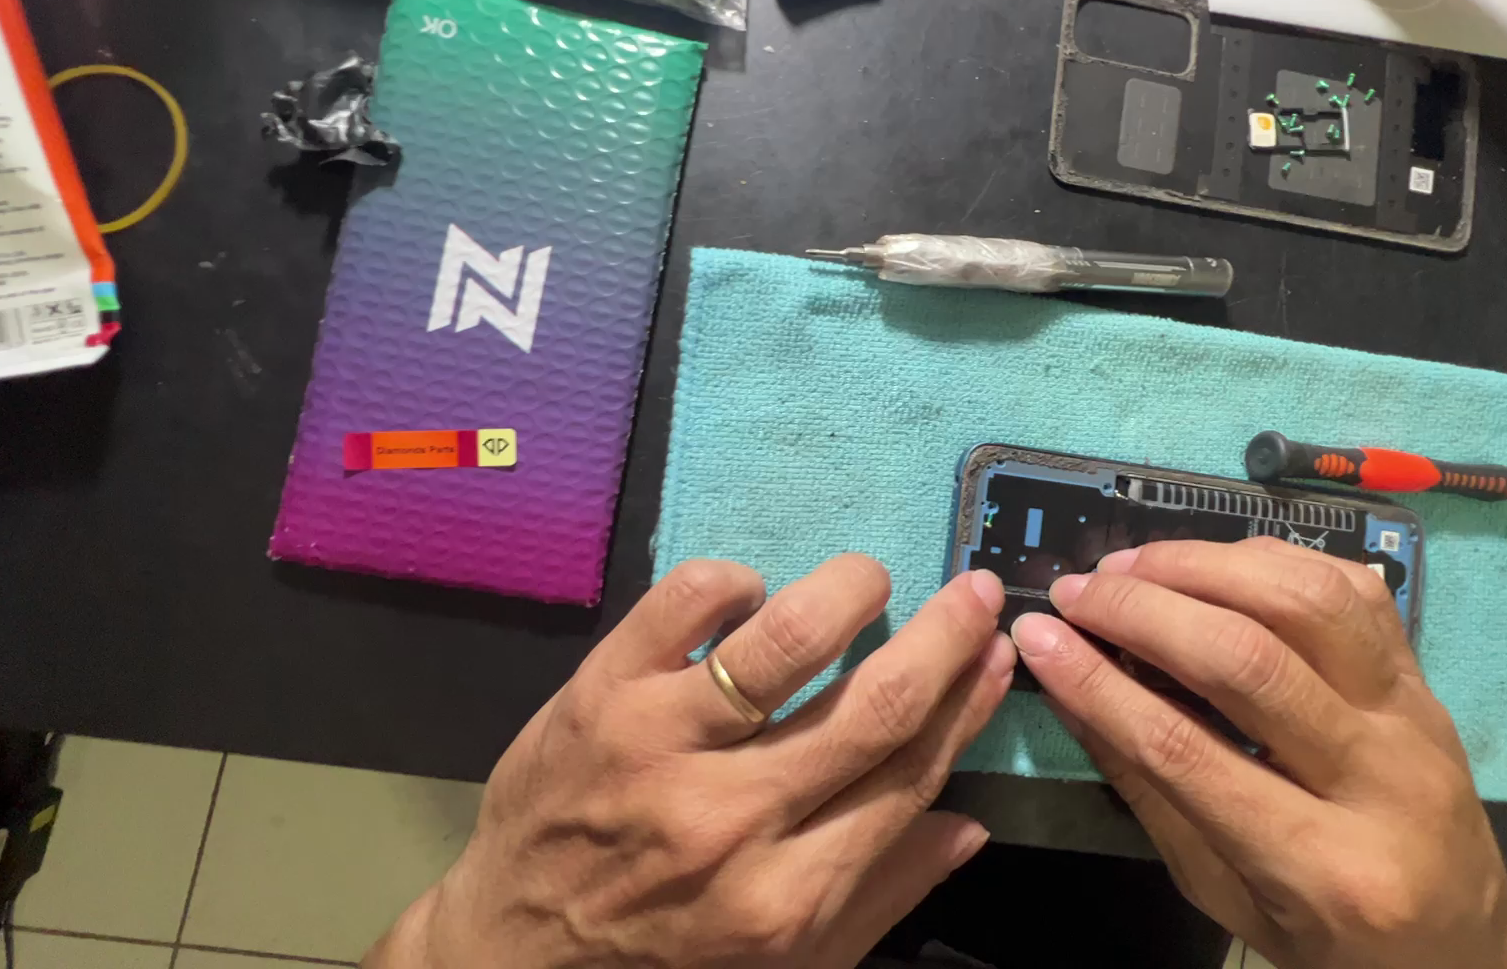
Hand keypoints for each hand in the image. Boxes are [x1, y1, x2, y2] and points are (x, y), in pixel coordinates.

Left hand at [366, 555, 1014, 968]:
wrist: (511, 950)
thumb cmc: (663, 954)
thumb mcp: (785, 965)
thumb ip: (881, 892)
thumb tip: (970, 823)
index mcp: (789, 895)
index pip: (907, 774)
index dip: (965, 702)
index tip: (995, 649)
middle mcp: (733, 816)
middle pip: (870, 707)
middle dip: (942, 637)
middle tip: (976, 588)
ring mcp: (660, 743)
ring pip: (783, 643)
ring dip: (847, 593)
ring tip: (871, 577)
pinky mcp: (603, 689)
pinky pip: (684, 601)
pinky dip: (733, 581)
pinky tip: (750, 592)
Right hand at [1010, 539, 1506, 968]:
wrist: (1466, 952)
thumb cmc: (1324, 940)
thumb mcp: (1215, 886)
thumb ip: (1140, 780)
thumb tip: (1063, 681)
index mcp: (1326, 870)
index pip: (1183, 749)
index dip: (1096, 682)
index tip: (1035, 632)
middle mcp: (1386, 781)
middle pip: (1247, 660)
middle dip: (1140, 611)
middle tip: (1073, 593)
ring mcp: (1417, 715)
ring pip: (1306, 602)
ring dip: (1200, 567)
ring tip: (1129, 567)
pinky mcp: (1423, 676)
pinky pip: (1346, 587)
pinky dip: (1261, 559)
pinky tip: (1204, 565)